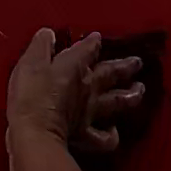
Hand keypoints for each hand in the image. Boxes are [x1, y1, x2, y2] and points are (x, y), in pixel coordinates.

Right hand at [7, 28, 144, 151]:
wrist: (34, 134)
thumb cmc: (31, 94)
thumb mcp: (31, 62)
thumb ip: (40, 46)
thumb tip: (48, 33)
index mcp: (75, 66)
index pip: (89, 49)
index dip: (93, 42)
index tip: (98, 37)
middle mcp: (88, 86)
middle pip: (111, 72)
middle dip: (125, 66)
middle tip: (138, 62)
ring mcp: (90, 111)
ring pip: (116, 101)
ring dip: (131, 95)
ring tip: (140, 91)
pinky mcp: (85, 135)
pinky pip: (104, 137)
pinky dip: (111, 135)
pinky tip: (114, 133)